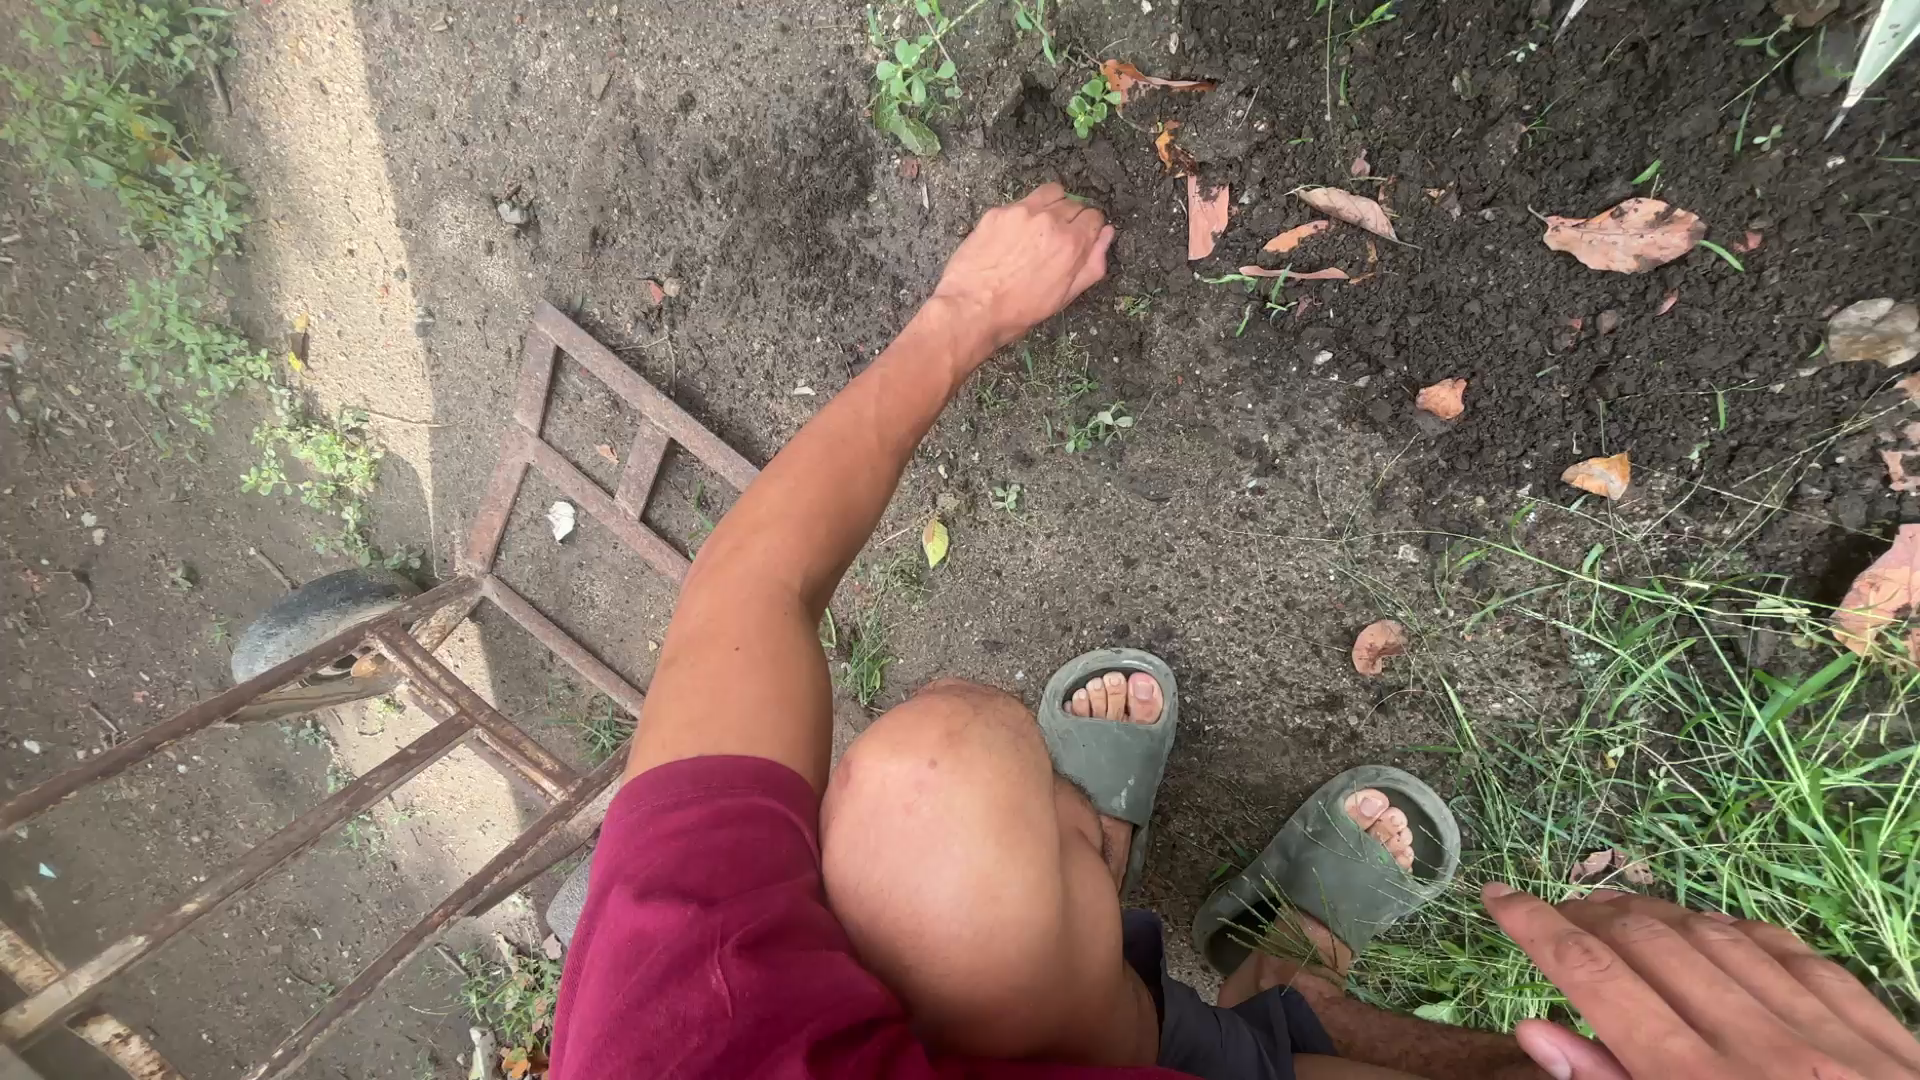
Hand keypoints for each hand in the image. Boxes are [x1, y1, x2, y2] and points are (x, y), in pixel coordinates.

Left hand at [930, 182, 1113, 352]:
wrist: (971, 310)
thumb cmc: (1016, 312)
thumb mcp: (1063, 297)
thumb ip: (1091, 265)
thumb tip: (1106, 236)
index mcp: (1071, 244)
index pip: (1094, 217)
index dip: (1088, 231)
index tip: (1079, 241)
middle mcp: (1049, 220)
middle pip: (1073, 204)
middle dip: (1070, 220)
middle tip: (1055, 243)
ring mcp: (1021, 212)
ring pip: (1050, 193)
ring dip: (1052, 206)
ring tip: (1040, 231)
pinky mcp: (998, 212)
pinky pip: (1020, 203)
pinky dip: (1023, 214)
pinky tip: (1013, 238)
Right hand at [1482, 884, 1919, 1079]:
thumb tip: (1534, 1030)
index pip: (1590, 973)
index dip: (1530, 923)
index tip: (1495, 894)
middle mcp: (1767, 1053)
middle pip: (1645, 938)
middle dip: (1583, 913)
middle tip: (1555, 917)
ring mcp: (1842, 1044)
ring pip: (1714, 934)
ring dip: (1649, 914)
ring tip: (1616, 919)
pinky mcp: (1901, 1045)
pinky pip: (1798, 956)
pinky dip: (1735, 932)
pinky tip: (1710, 934)